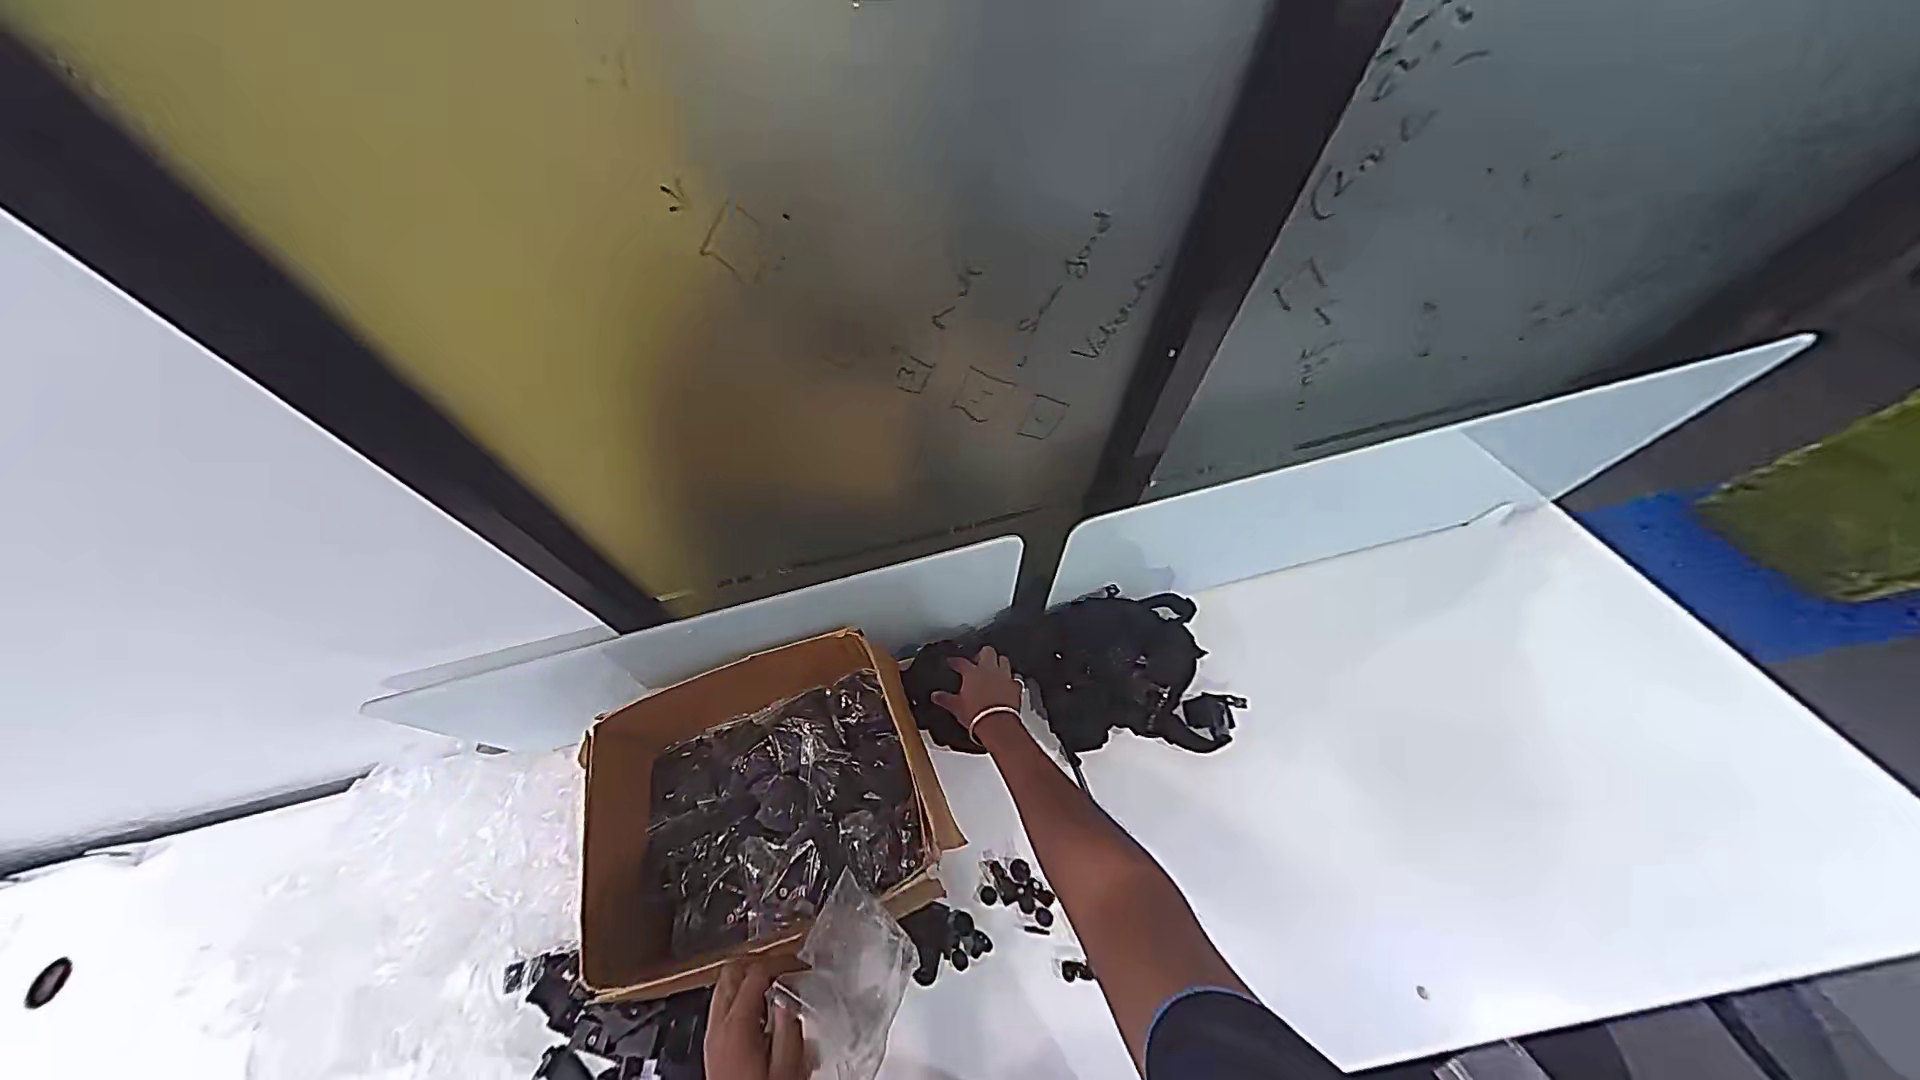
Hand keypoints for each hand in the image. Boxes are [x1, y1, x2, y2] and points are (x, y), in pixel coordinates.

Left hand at [704, 959, 805, 1079]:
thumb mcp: (788, 1066)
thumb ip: (789, 1025)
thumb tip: (789, 995)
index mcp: (736, 1025)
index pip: (756, 971)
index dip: (782, 962)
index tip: (801, 967)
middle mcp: (718, 1025)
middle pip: (731, 970)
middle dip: (760, 962)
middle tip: (785, 969)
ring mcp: (712, 1037)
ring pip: (724, 986)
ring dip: (749, 978)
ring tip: (776, 988)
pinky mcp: (712, 1048)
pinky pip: (724, 1006)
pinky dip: (742, 996)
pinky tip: (763, 1013)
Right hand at [931, 646, 1022, 735]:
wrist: (997, 724)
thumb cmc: (976, 714)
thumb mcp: (955, 707)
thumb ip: (944, 699)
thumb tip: (935, 696)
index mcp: (972, 673)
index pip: (961, 662)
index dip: (955, 661)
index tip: (952, 662)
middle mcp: (989, 670)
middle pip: (987, 651)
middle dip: (982, 653)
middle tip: (977, 660)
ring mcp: (1004, 677)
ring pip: (1004, 660)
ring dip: (999, 663)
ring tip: (994, 668)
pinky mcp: (1015, 687)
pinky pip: (1014, 678)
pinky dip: (1010, 680)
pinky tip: (1007, 684)